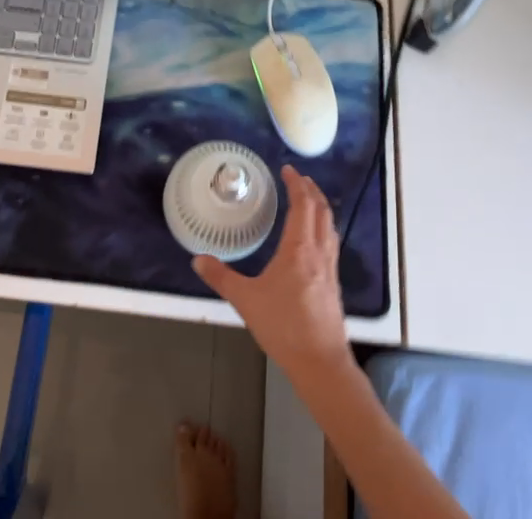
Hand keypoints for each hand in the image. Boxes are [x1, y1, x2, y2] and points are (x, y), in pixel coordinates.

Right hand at [193, 165, 351, 377]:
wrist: (320, 361)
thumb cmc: (283, 326)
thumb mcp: (245, 300)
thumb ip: (221, 277)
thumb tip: (197, 260)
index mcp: (299, 249)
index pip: (302, 206)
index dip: (296, 184)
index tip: (288, 170)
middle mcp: (319, 252)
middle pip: (321, 211)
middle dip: (311, 190)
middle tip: (298, 178)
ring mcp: (330, 268)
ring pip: (330, 227)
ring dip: (321, 207)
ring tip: (308, 200)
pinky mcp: (333, 284)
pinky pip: (331, 243)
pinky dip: (323, 227)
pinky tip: (314, 238)